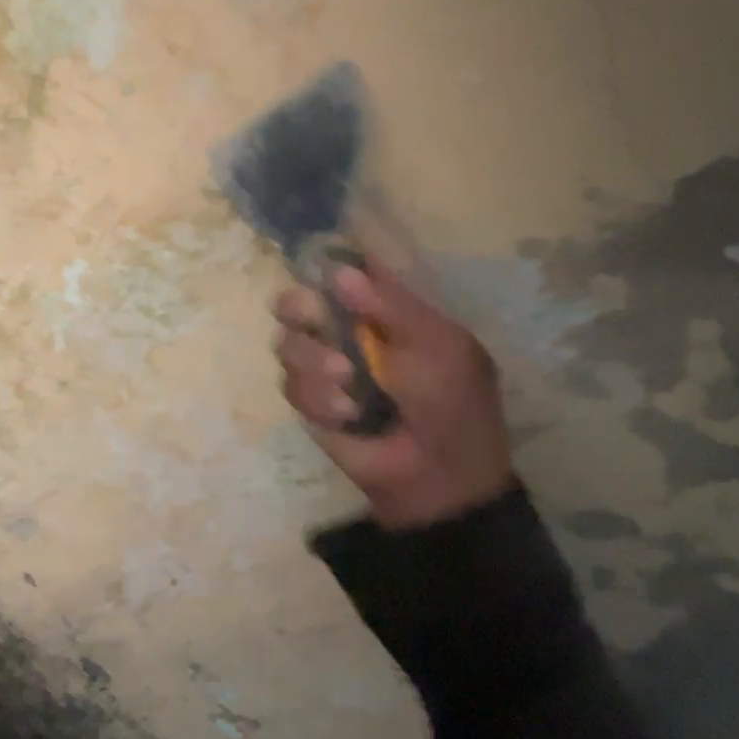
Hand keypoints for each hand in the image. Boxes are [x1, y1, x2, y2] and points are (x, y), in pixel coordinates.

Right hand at [274, 262, 514, 529]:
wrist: (436, 474)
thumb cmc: (452, 404)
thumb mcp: (438, 347)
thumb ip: (392, 307)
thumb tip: (338, 271)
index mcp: (382, 311)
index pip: (342, 272)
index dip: (324, 265)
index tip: (321, 270)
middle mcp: (344, 331)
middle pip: (295, 302)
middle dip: (300, 311)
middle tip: (317, 324)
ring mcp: (321, 366)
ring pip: (285, 343)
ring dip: (313, 363)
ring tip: (347, 385)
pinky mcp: (307, 401)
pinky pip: (289, 384)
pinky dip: (316, 398)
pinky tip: (346, 415)